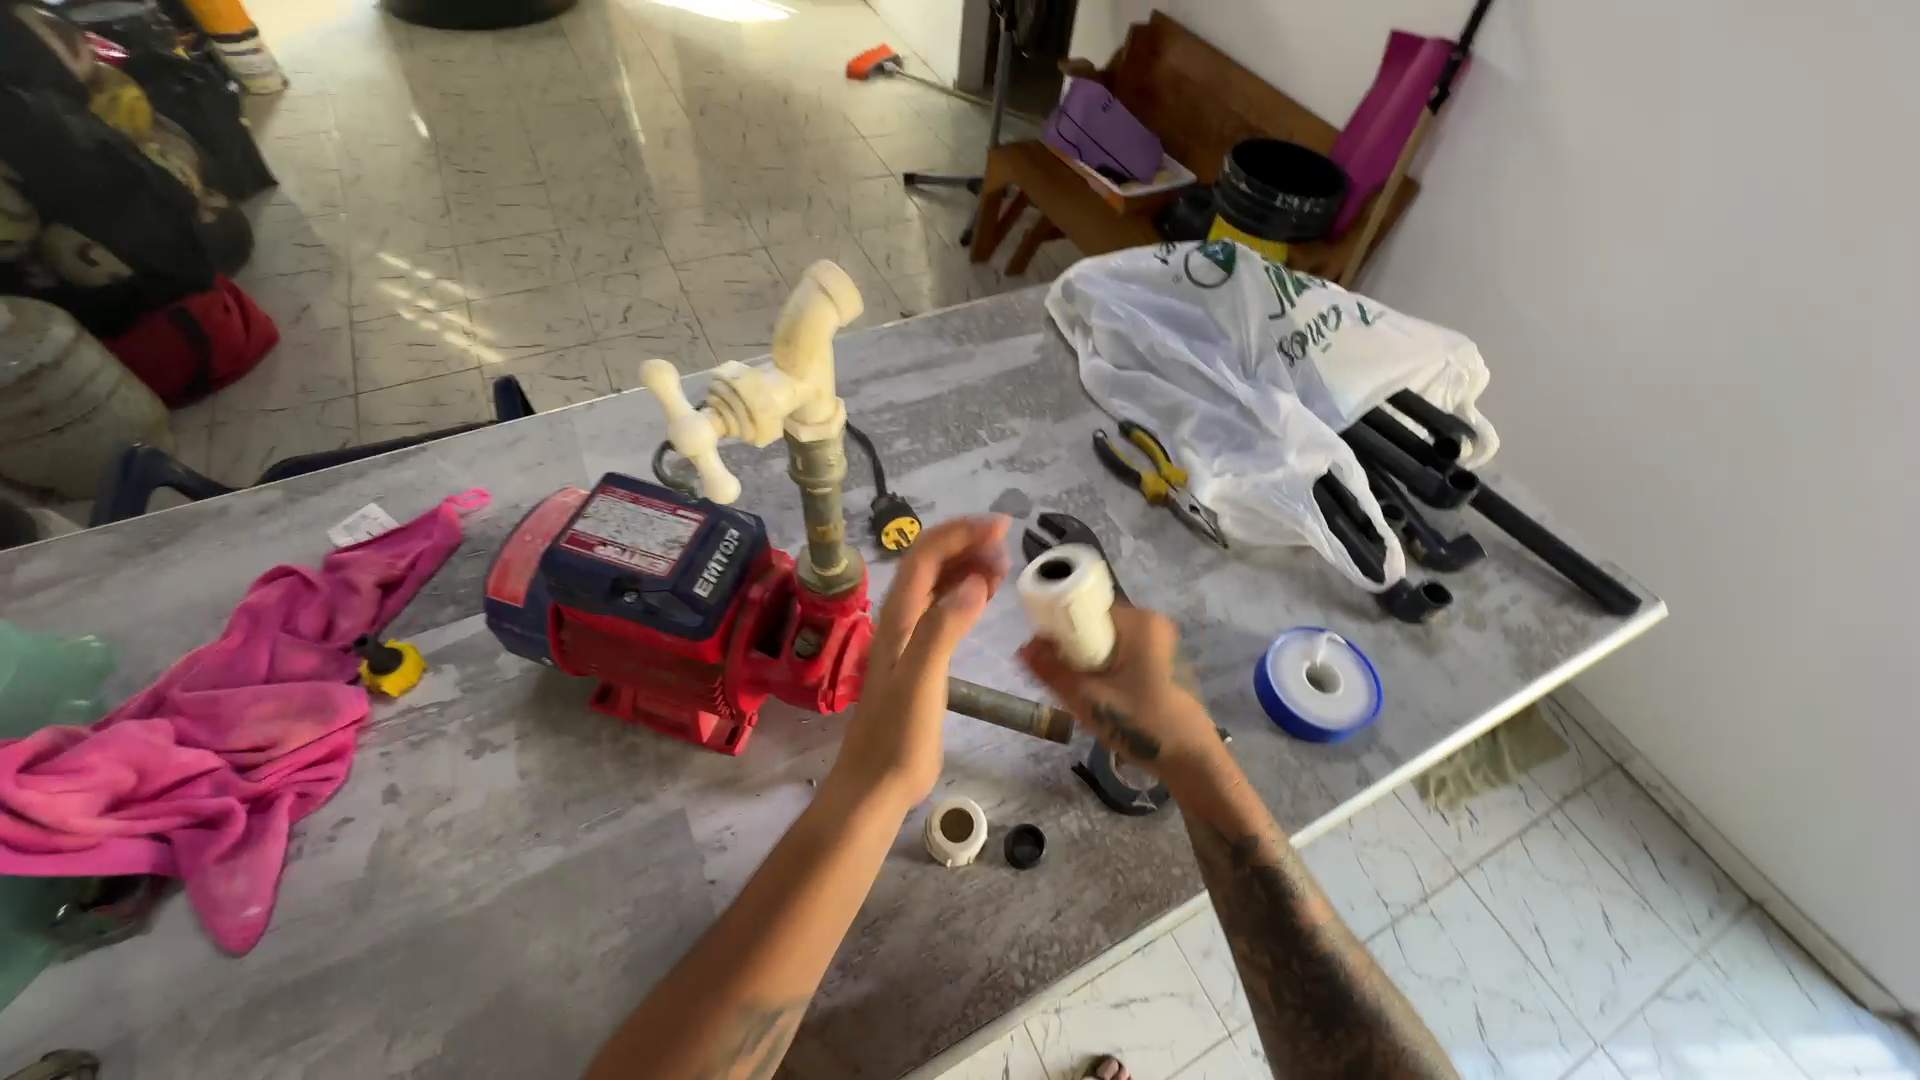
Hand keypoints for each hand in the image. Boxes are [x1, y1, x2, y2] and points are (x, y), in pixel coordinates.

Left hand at [832, 516, 1010, 810]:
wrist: (876, 783)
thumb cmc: (898, 736)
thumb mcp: (922, 680)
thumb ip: (944, 629)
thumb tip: (975, 583)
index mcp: (898, 618)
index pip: (925, 556)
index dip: (959, 534)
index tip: (1000, 528)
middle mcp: (900, 621)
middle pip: (930, 565)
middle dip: (966, 545)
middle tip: (1007, 548)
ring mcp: (909, 640)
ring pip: (937, 586)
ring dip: (967, 567)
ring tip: (1003, 566)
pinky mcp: (920, 660)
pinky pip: (943, 612)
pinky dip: (965, 596)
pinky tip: (984, 598)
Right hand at [1019, 607, 1220, 776]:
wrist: (1192, 760)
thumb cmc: (1143, 723)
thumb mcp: (1088, 699)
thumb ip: (1051, 671)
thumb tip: (1021, 648)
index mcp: (1140, 621)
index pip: (1085, 610)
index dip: (1059, 629)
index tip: (1044, 655)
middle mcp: (1151, 625)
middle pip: (1094, 628)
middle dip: (1071, 652)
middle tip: (1060, 682)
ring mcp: (1159, 646)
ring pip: (1106, 646)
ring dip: (1086, 666)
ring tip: (1078, 694)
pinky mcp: (1161, 666)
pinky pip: (1120, 659)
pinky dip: (1104, 673)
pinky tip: (1099, 700)